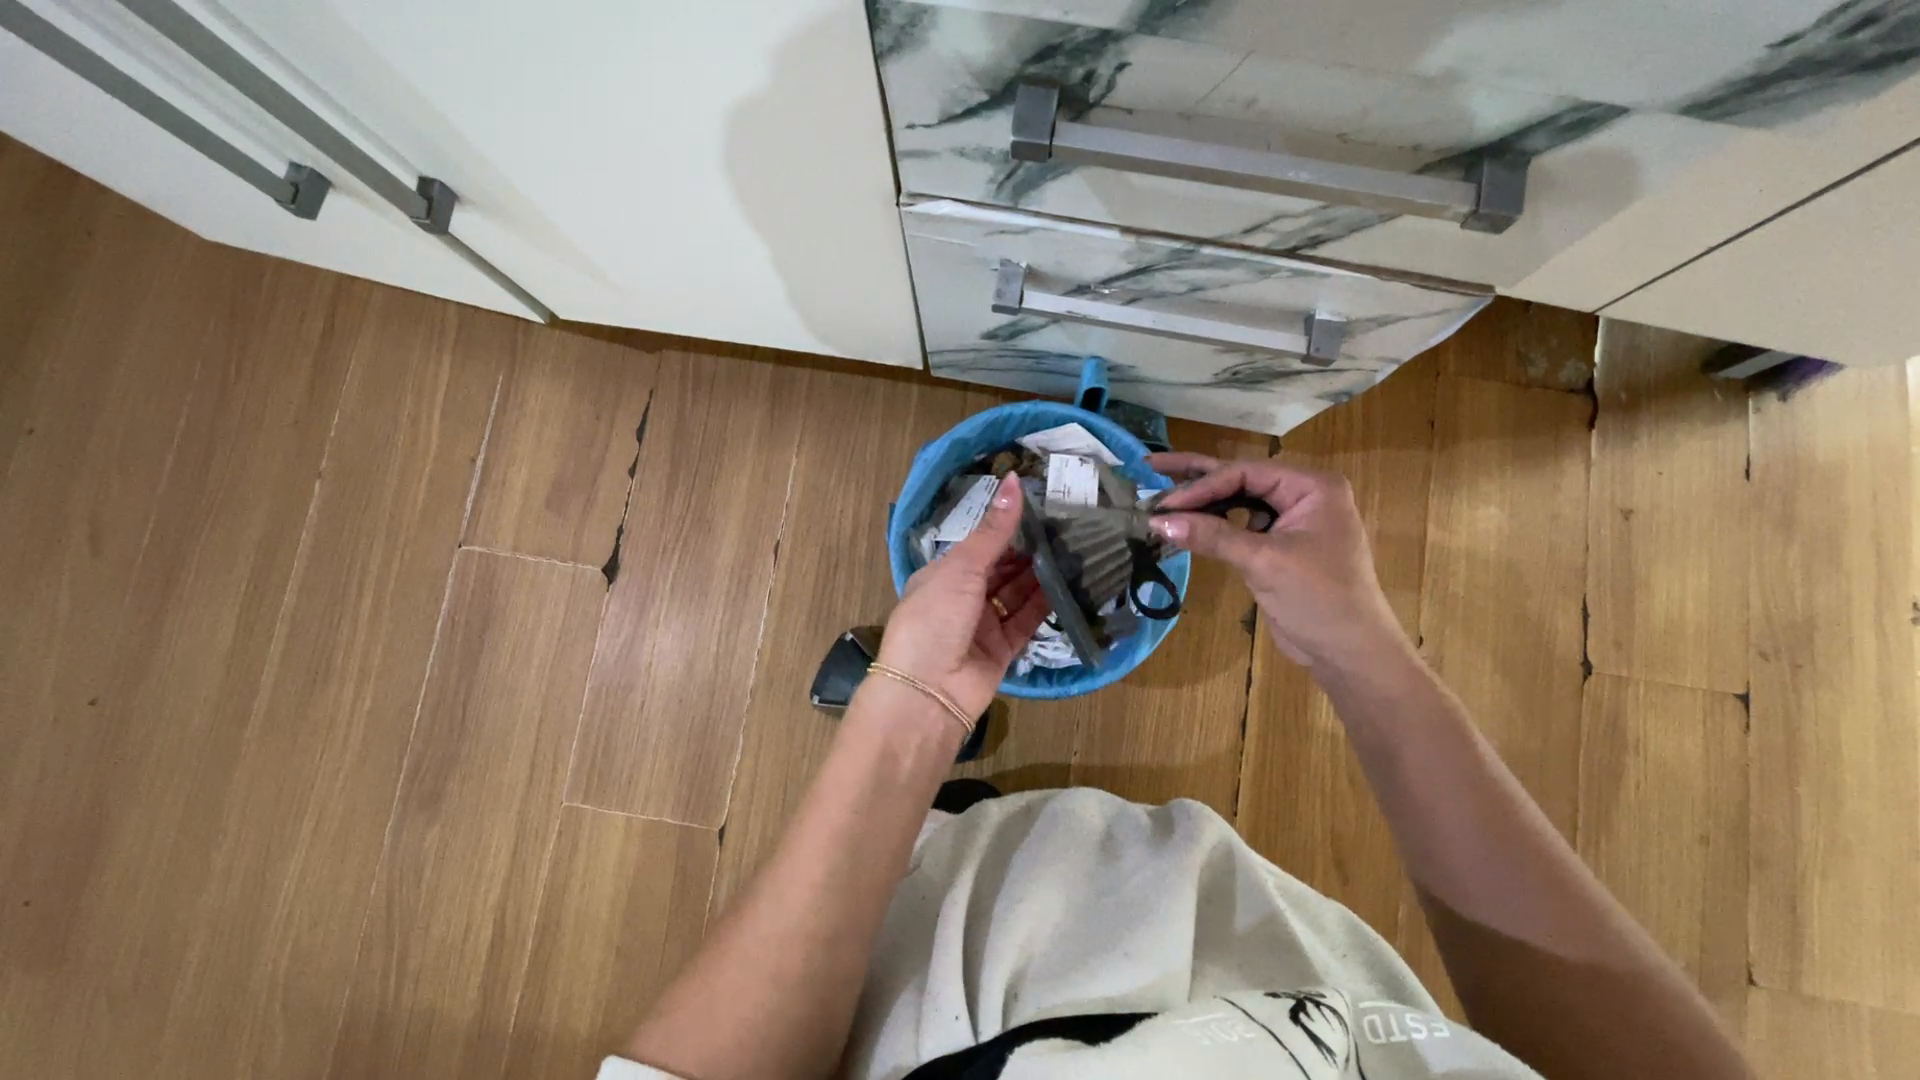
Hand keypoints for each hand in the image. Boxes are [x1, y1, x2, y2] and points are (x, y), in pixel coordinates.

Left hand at [876, 474, 1049, 718]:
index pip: (979, 545)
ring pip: (1017, 593)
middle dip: (1029, 551)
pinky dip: (1045, 605)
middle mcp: (962, 598)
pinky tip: (1070, 584)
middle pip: (1001, 569)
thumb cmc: (935, 618)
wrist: (928, 691)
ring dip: (1041, 575)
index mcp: (942, 574)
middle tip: (1068, 526)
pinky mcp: (1002, 650)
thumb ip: (993, 530)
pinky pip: (1027, 621)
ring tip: (1075, 549)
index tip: (1041, 506)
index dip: (1006, 527)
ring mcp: (982, 625)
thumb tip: (1014, 479)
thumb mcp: (962, 568)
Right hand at [1145, 452, 1411, 670]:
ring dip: (1201, 503)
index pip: (1245, 473)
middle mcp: (1302, 496)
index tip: (1164, 504)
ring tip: (1160, 496)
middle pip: (1240, 479)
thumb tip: (1157, 521)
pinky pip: (1239, 527)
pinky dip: (1212, 526)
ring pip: (1237, 502)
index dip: (1202, 486)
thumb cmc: (1318, 598)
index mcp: (1312, 487)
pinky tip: (1184, 525)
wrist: (1348, 653)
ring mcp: (1290, 522)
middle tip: (1151, 466)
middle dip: (1196, 477)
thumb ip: (1212, 536)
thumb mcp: (1264, 562)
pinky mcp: (1278, 547)